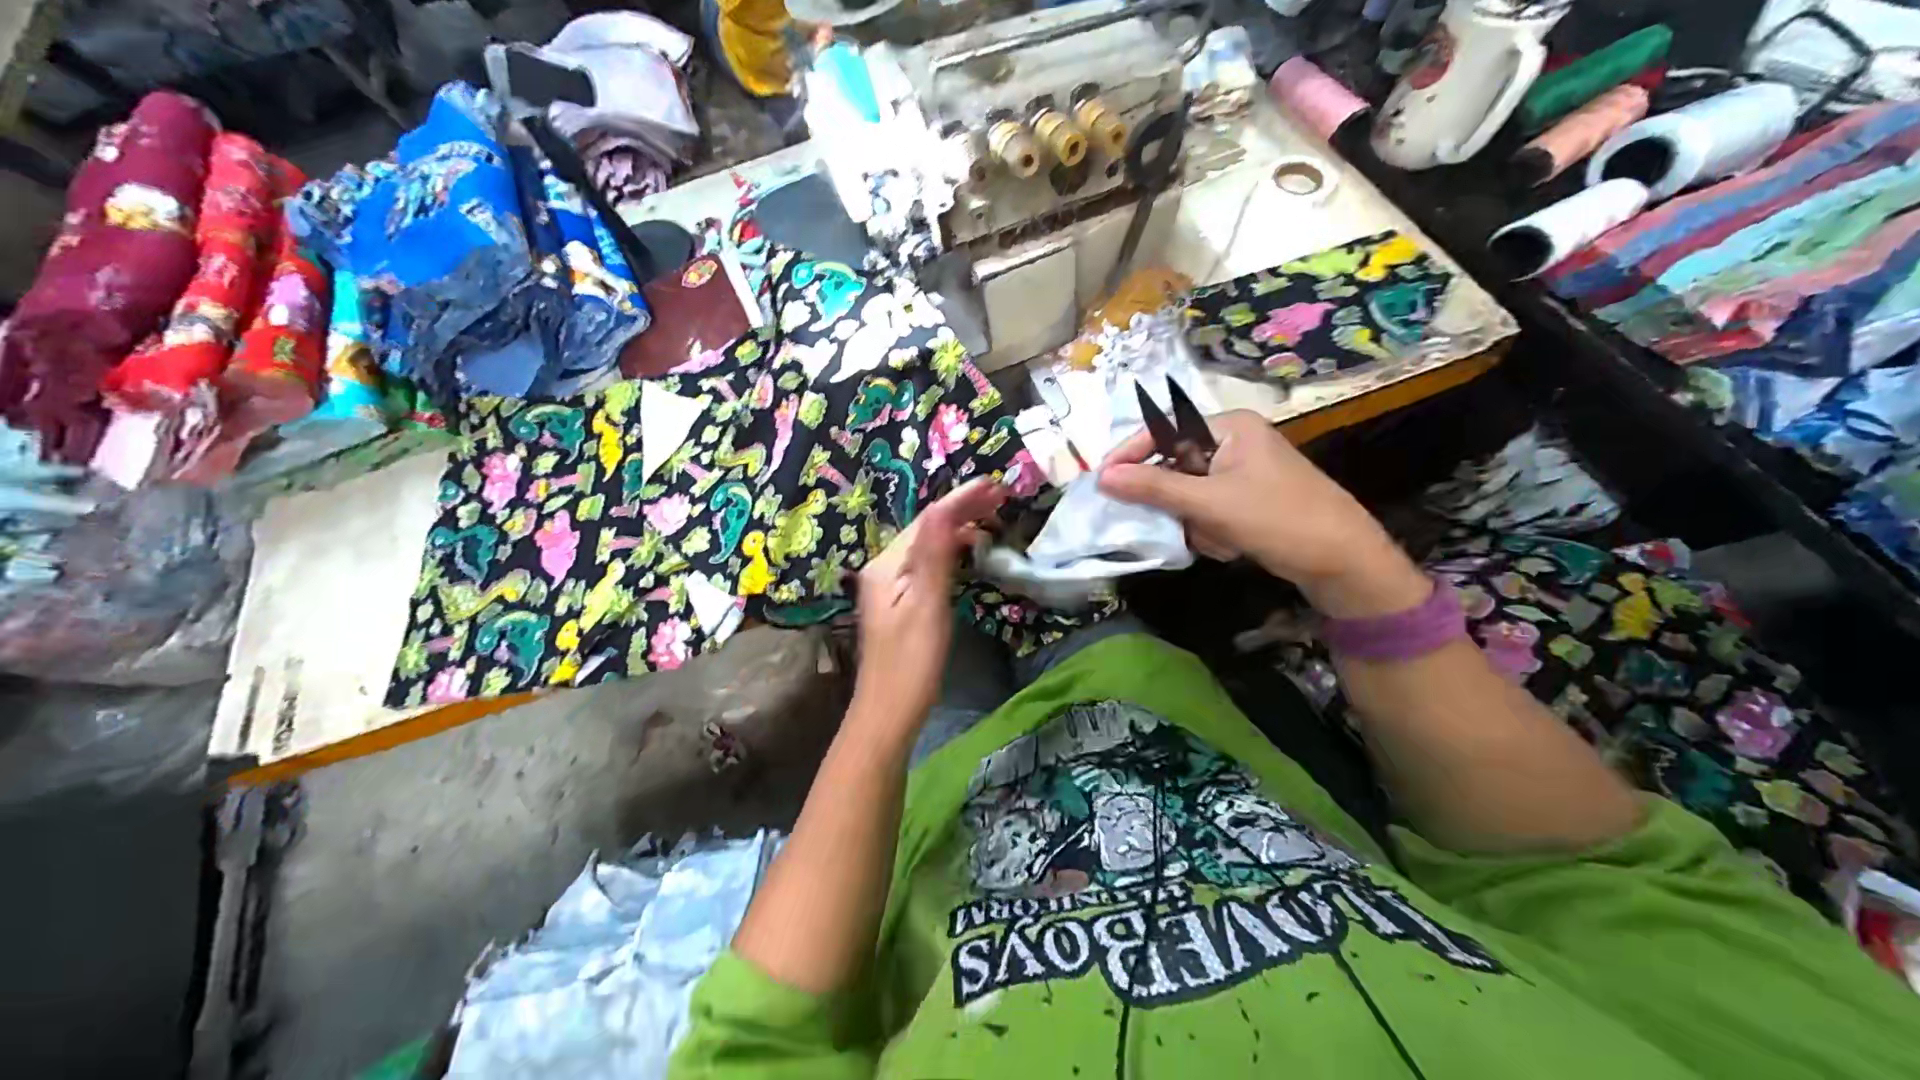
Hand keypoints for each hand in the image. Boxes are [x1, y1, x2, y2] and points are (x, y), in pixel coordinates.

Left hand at [852, 478, 1008, 723]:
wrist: (888, 713)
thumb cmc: (912, 663)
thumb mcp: (927, 605)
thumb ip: (934, 554)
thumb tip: (944, 505)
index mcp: (887, 565)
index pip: (929, 519)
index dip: (962, 500)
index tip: (996, 486)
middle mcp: (883, 567)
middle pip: (926, 528)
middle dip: (962, 509)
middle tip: (1001, 497)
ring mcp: (888, 585)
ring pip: (927, 544)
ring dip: (958, 528)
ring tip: (992, 518)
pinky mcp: (899, 601)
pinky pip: (927, 563)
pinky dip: (951, 551)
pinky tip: (968, 552)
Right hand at [1097, 410, 1428, 617]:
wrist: (1343, 561)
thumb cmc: (1278, 518)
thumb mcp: (1210, 503)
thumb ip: (1154, 487)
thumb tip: (1102, 477)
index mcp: (1229, 426)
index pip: (1164, 431)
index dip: (1130, 454)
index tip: (1100, 480)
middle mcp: (1234, 442)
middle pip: (1174, 466)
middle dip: (1176, 503)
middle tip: (1176, 524)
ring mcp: (1242, 472)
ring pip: (1188, 495)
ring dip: (1195, 523)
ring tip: (1221, 540)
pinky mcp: (1247, 499)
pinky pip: (1206, 510)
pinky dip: (1210, 531)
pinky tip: (1232, 546)